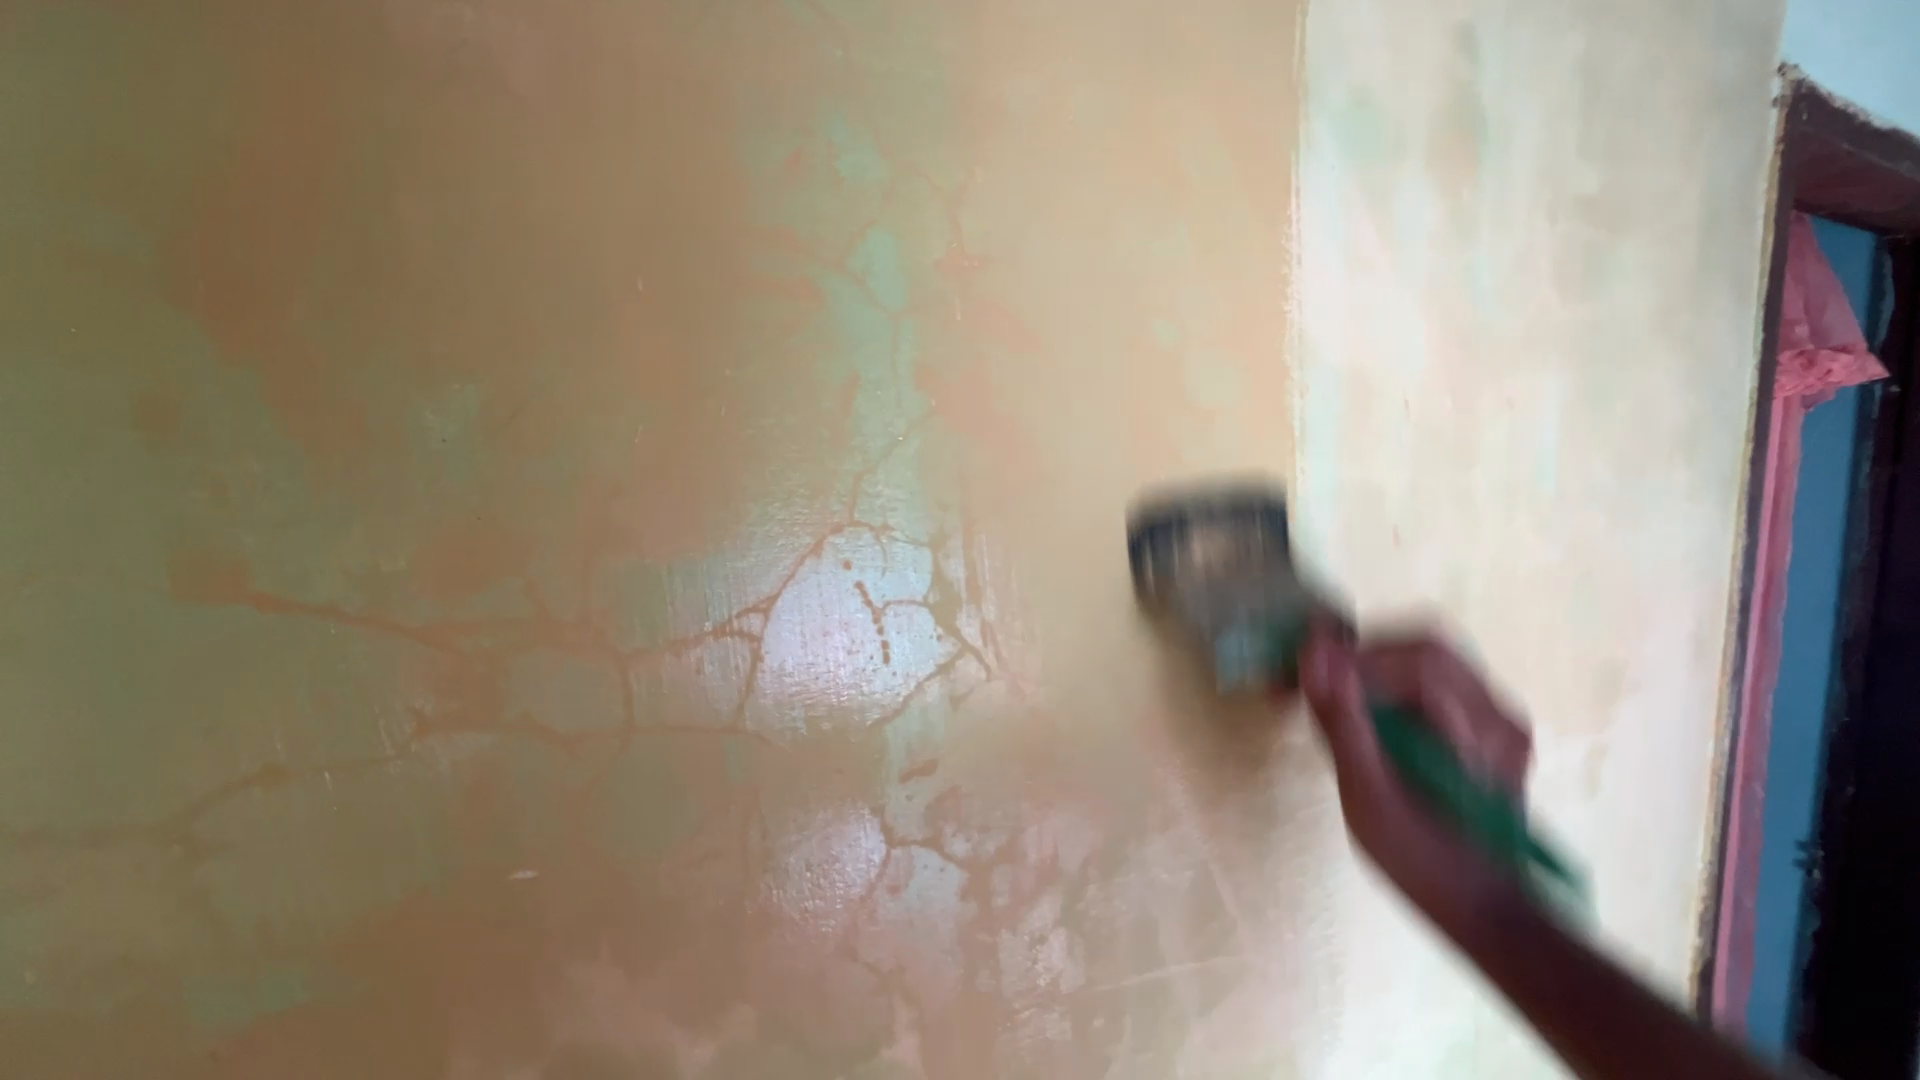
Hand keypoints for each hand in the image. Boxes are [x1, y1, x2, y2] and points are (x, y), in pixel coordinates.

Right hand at [1298, 620, 1534, 916]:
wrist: (1484, 911)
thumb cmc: (1422, 862)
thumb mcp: (1367, 796)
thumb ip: (1341, 720)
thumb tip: (1311, 653)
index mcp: (1480, 728)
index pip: (1412, 658)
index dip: (1349, 656)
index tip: (1293, 670)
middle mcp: (1498, 711)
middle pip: (1422, 645)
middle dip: (1358, 653)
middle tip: (1307, 677)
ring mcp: (1497, 717)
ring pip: (1427, 656)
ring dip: (1369, 664)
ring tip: (1323, 690)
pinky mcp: (1485, 725)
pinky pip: (1432, 679)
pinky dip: (1386, 681)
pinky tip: (1356, 708)